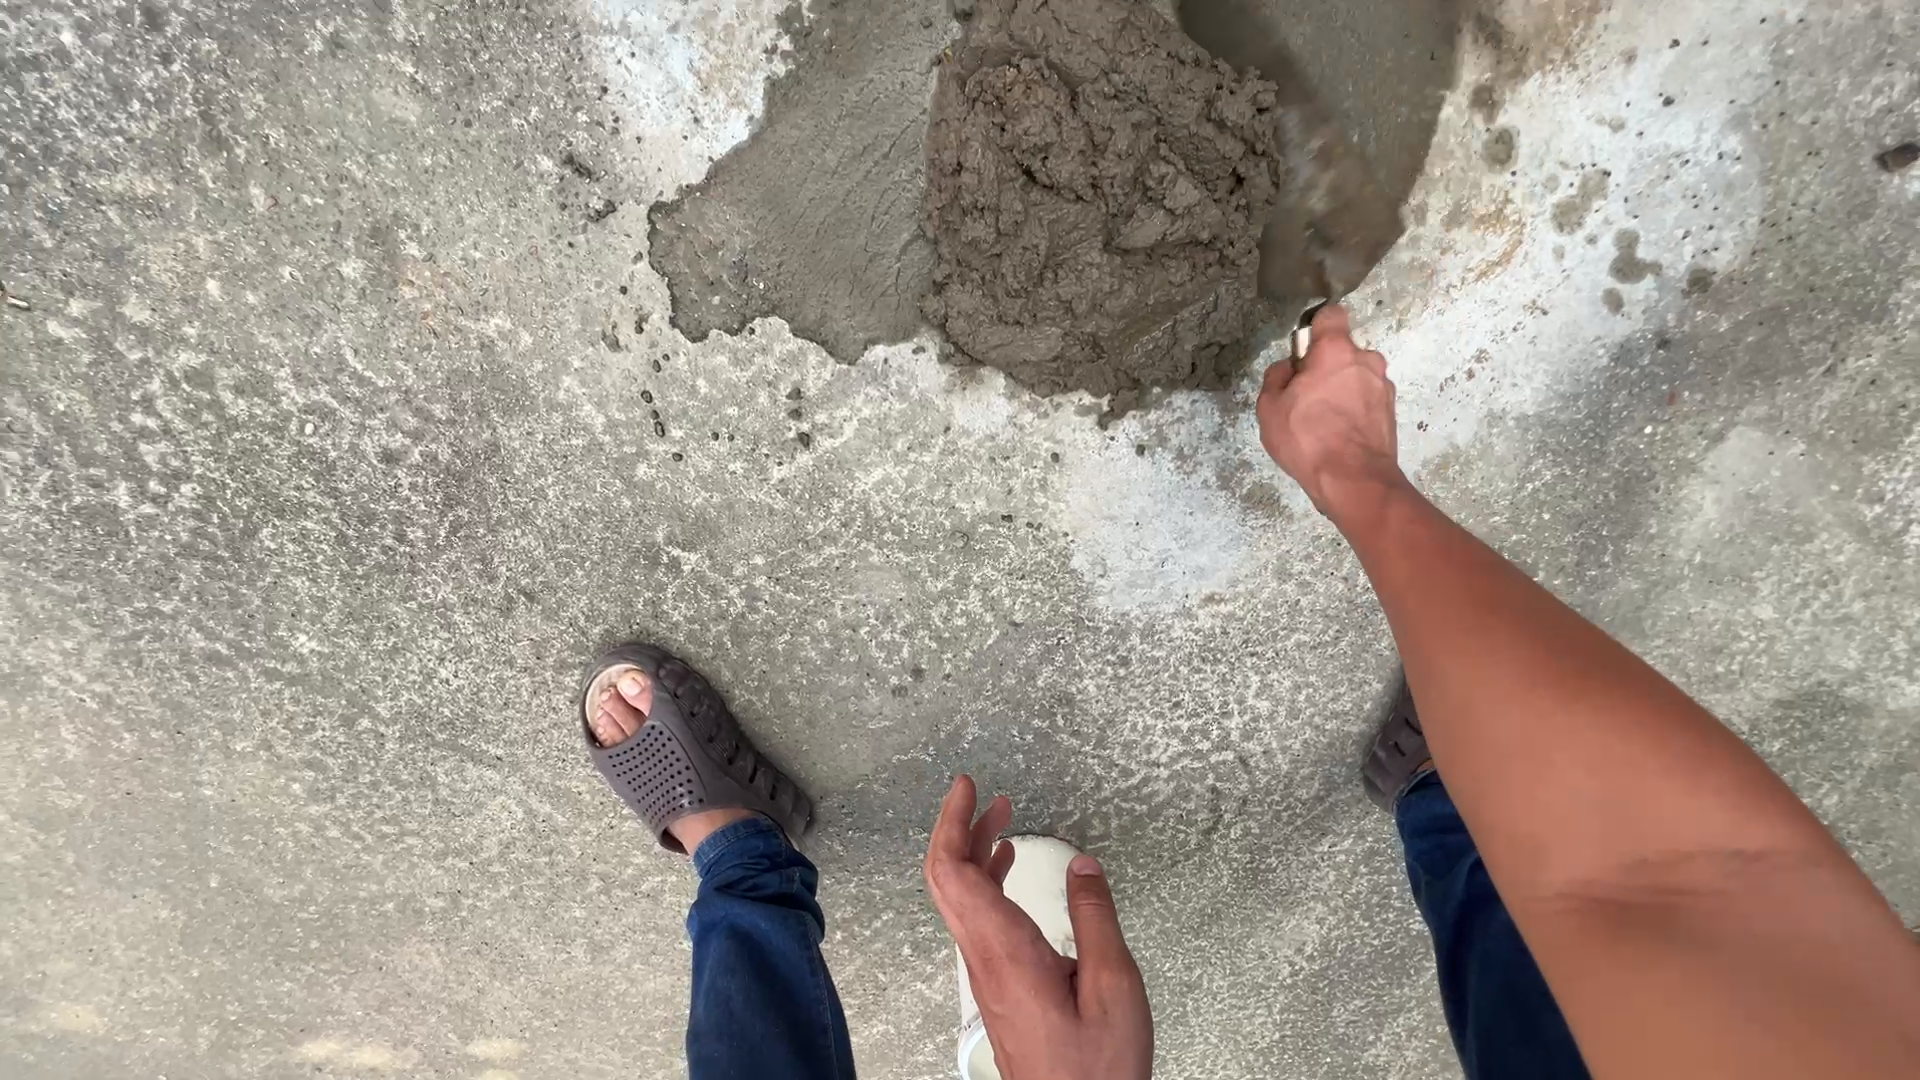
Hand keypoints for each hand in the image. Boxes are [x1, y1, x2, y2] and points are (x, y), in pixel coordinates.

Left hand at [923, 776, 1152, 1079]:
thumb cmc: (1094, 1071)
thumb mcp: (1113, 987)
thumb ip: (1095, 917)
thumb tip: (1082, 864)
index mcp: (1004, 948)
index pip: (953, 870)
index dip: (952, 820)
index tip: (965, 786)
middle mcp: (984, 955)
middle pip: (945, 876)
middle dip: (956, 824)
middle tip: (976, 792)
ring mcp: (985, 969)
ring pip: (958, 894)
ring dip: (973, 847)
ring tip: (1000, 817)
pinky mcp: (996, 979)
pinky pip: (976, 913)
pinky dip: (986, 876)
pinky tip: (1007, 865)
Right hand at [1257, 304, 1409, 527]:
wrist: (1353, 479)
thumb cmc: (1307, 438)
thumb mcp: (1269, 408)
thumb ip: (1276, 378)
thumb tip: (1289, 369)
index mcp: (1336, 351)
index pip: (1331, 315)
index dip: (1314, 328)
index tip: (1302, 351)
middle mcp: (1366, 360)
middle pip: (1341, 352)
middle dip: (1324, 368)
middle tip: (1303, 398)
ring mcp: (1382, 386)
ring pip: (1354, 377)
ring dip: (1338, 390)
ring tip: (1320, 422)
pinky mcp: (1390, 410)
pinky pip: (1364, 399)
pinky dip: (1351, 410)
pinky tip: (1336, 434)